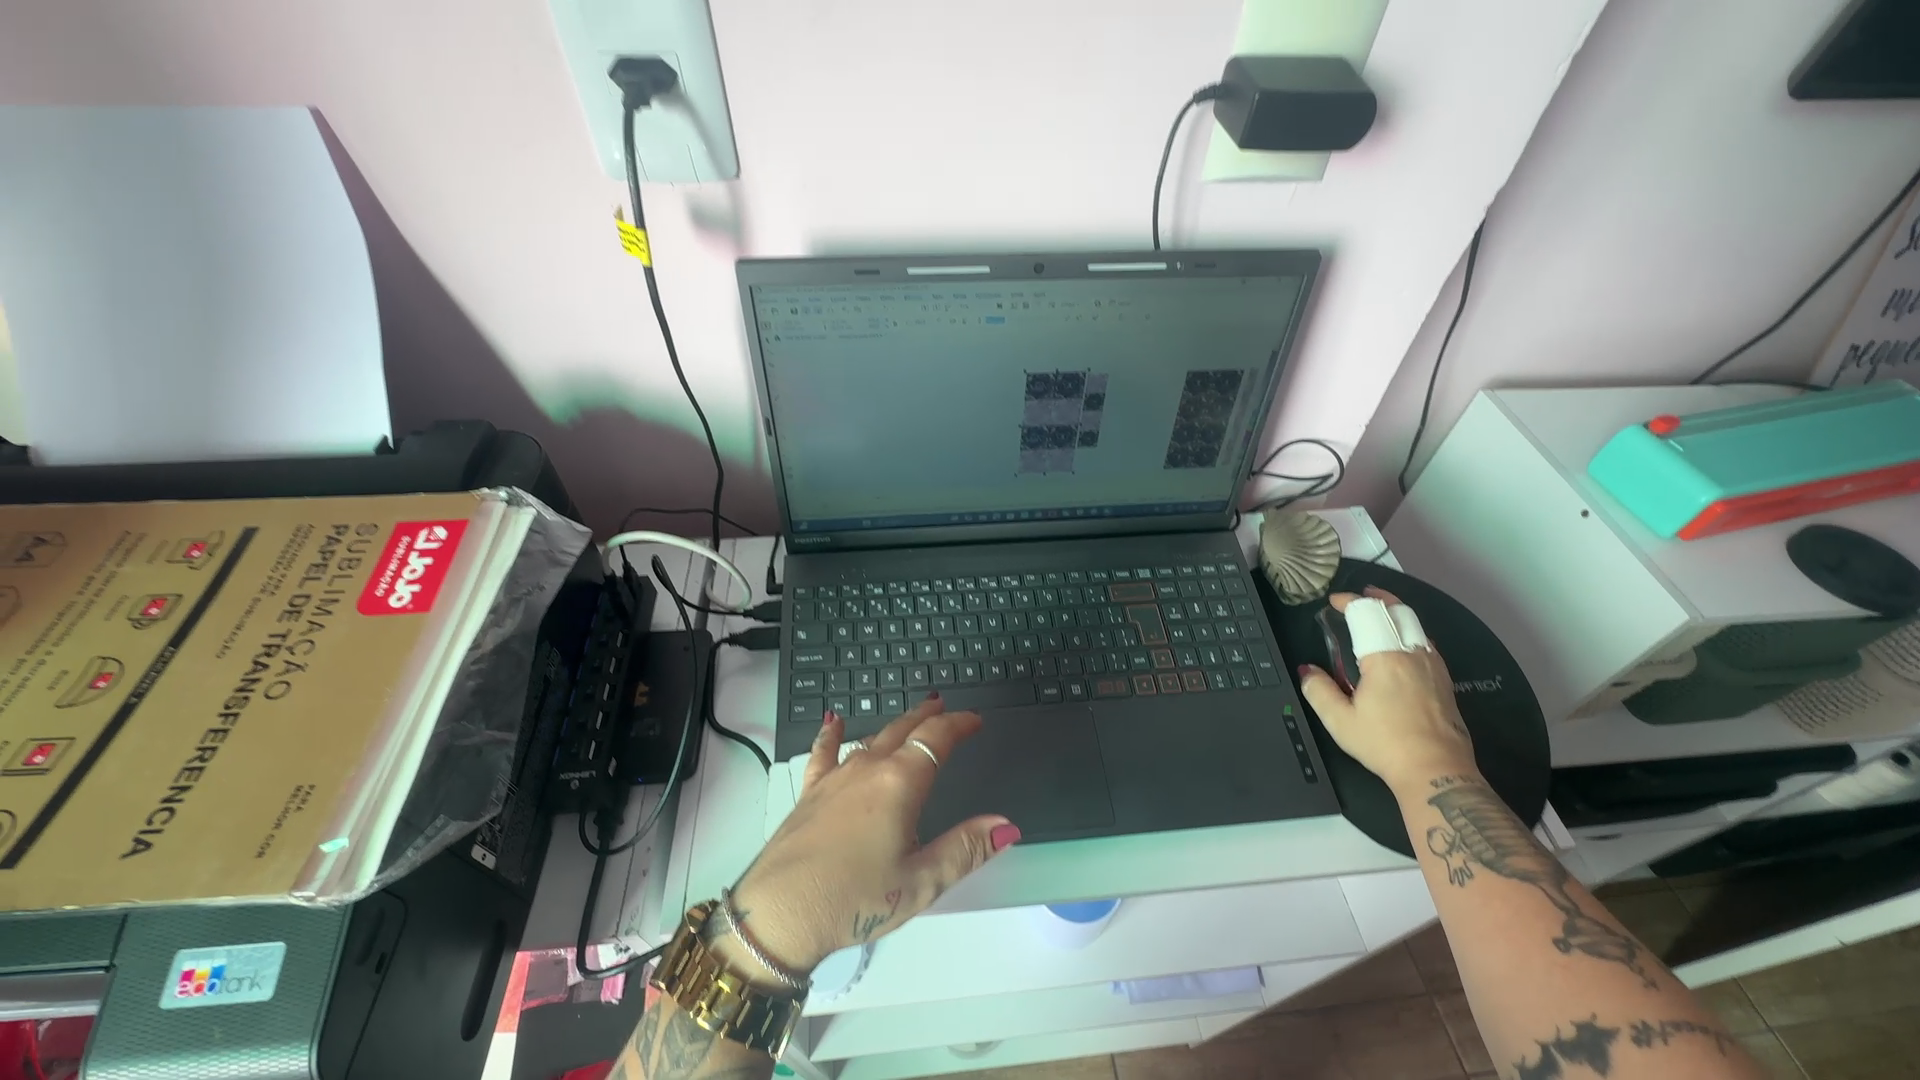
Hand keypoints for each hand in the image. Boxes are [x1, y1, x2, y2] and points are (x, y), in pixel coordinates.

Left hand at [721, 693, 1019, 981]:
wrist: (779, 914)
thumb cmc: (854, 900)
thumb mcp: (921, 881)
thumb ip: (966, 849)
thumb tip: (1007, 826)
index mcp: (900, 784)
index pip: (936, 739)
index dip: (959, 724)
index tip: (975, 720)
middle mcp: (867, 770)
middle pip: (903, 729)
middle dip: (928, 717)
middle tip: (946, 708)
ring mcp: (834, 779)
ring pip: (870, 738)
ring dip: (894, 726)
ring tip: (909, 719)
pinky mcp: (810, 793)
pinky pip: (823, 752)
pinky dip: (832, 734)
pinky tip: (832, 722)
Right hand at [1296, 587, 1478, 796]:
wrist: (1435, 770)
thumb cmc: (1385, 744)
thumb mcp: (1340, 721)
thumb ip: (1319, 690)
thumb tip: (1307, 670)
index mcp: (1385, 658)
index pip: (1367, 615)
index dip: (1349, 602)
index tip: (1335, 601)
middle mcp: (1413, 654)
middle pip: (1399, 611)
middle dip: (1379, 598)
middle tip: (1363, 595)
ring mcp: (1434, 666)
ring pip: (1417, 625)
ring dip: (1396, 613)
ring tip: (1381, 613)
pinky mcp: (1445, 681)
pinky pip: (1426, 643)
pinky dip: (1411, 632)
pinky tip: (1403, 645)